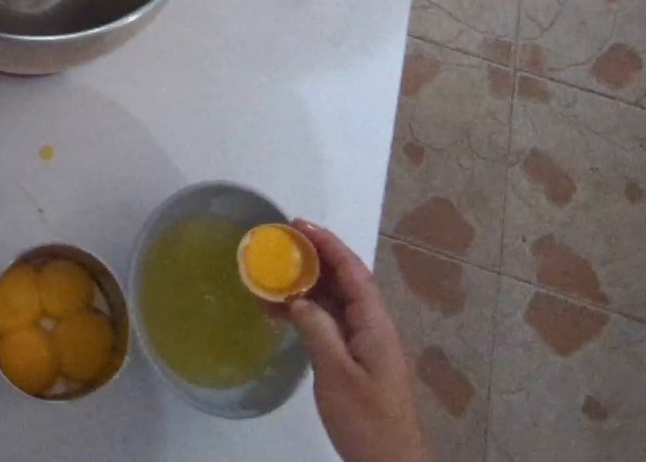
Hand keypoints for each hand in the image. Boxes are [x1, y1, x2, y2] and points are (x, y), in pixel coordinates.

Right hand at [274, 221, 430, 461]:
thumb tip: (298, 298)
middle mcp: (373, 327)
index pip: (352, 271)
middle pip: (344, 280)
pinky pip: (329, 322)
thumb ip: (317, 330)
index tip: (298, 225)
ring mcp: (366, 344)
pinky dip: (305, 311)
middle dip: (313, 258)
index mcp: (375, 324)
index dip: (327, 243)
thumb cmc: (367, 420)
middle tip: (278, 244)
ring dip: (305, 285)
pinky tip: (280, 312)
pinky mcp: (356, 361)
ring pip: (334, 301)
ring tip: (270, 276)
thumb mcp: (337, 374)